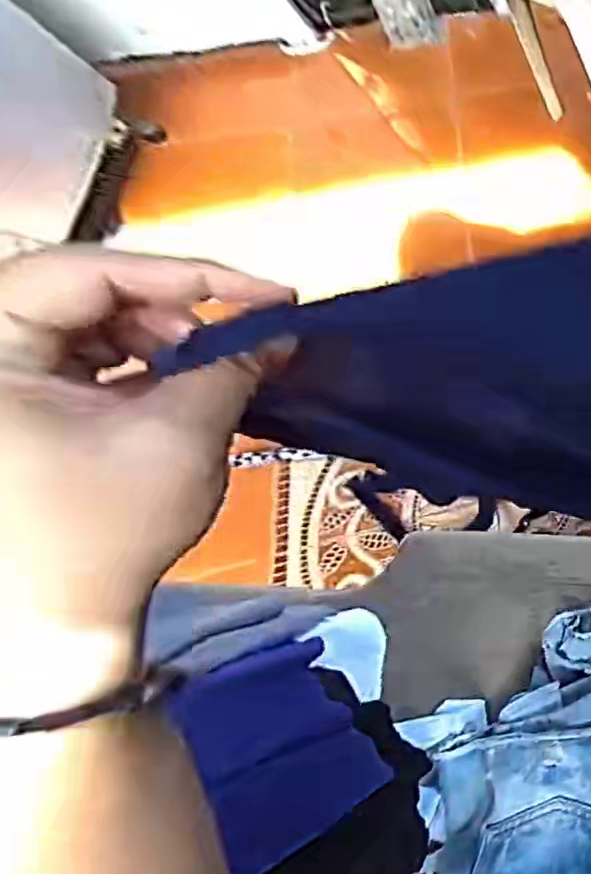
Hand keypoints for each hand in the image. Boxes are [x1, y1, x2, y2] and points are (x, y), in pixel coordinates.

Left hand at [0, 247, 292, 715]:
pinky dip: (149, 362)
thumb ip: (227, 373)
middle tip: (247, 342)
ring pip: (86, 319)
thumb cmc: (103, 522)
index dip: (187, 274)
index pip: (79, 272)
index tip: (275, 295)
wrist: (46, 601)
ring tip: (221, 370)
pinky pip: (86, 354)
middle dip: (175, 310)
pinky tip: (191, 383)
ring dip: (166, 338)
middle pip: (77, 289)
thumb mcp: (177, 438)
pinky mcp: (18, 396)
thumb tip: (281, 332)